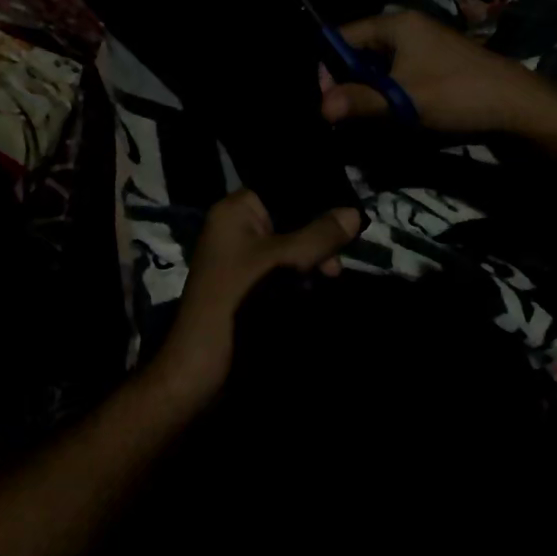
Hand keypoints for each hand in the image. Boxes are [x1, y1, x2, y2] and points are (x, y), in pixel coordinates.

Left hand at [156, 189, 360, 392]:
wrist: (202, 366)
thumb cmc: (240, 301)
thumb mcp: (284, 262)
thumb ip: (319, 235)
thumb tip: (354, 213)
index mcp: (236, 211)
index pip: (283, 189)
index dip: (316, 199)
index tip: (348, 214)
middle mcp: (236, 227)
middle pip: (289, 217)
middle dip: (317, 234)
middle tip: (339, 258)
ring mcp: (240, 257)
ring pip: (288, 244)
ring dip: (312, 256)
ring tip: (331, 275)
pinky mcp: (247, 283)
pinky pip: (281, 266)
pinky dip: (300, 273)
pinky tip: (315, 287)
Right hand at [319, 10, 556, 135]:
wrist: (518, 107)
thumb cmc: (456, 95)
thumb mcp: (403, 101)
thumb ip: (360, 103)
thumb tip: (321, 107)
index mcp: (396, 25)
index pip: (343, 37)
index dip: (328, 66)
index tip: (325, 99)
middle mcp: (408, 30)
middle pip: (361, 53)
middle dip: (350, 83)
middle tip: (343, 116)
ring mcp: (425, 48)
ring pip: (382, 69)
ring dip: (372, 94)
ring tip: (366, 121)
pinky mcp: (437, 67)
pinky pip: (401, 78)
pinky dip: (392, 96)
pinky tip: (393, 118)